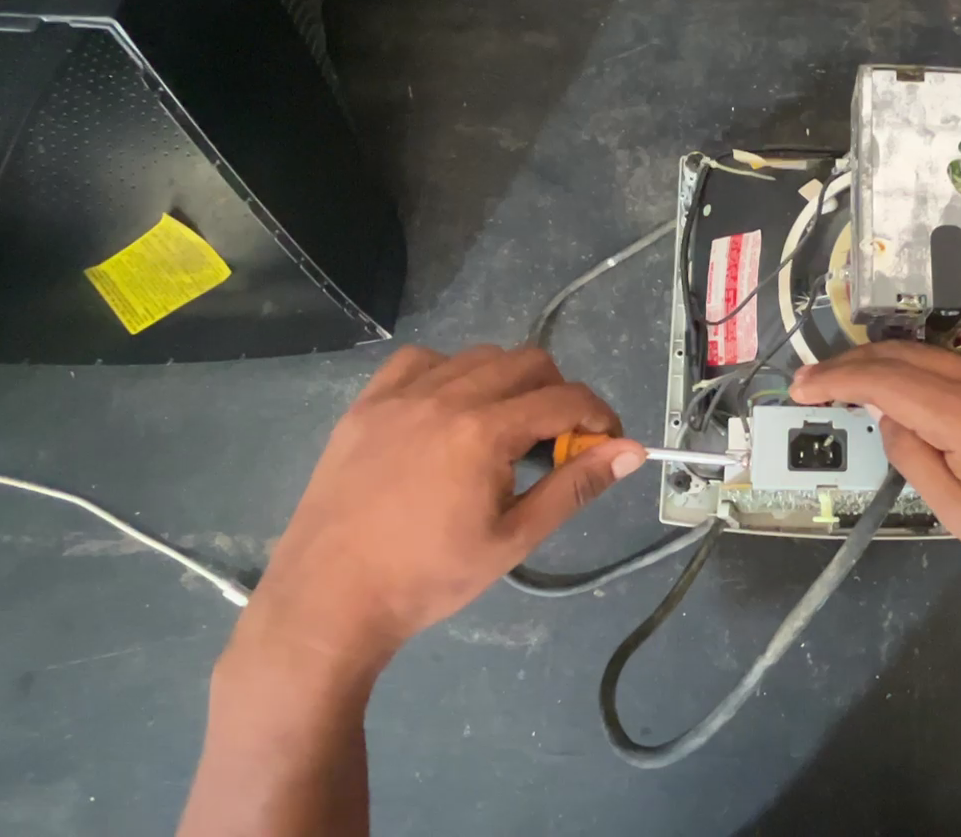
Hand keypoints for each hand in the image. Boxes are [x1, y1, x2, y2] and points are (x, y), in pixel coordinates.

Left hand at [232, 344, 645, 679]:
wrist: (327, 604)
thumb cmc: (429, 577)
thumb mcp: (515, 538)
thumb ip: (576, 485)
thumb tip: (632, 451)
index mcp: (484, 432)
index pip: (566, 399)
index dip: (599, 416)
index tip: (607, 442)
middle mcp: (445, 397)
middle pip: (528, 362)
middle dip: (559, 393)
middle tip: (557, 440)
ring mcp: (399, 396)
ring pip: (479, 356)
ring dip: (509, 381)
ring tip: (505, 428)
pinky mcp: (365, 406)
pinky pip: (420, 360)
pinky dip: (450, 372)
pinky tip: (449, 409)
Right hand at [790, 342, 960, 619]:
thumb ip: (916, 458)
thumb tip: (889, 417)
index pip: (885, 380)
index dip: (835, 379)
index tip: (799, 387)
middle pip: (905, 355)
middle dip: (853, 363)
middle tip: (814, 382)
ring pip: (934, 355)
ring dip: (887, 364)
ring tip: (851, 385)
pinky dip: (923, 372)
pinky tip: (909, 392)